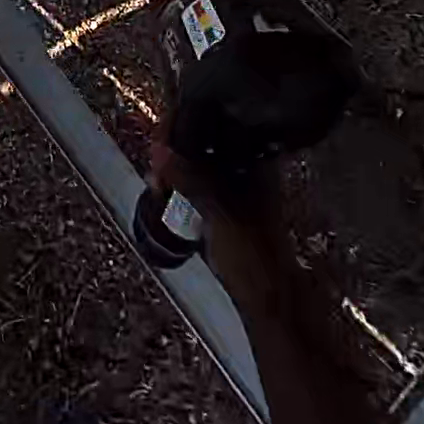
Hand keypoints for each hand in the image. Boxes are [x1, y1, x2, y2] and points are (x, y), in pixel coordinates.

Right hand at [150, 136, 290, 292]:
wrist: (268, 301)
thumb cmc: (252, 253)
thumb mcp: (218, 211)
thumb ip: (189, 178)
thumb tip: (158, 149)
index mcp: (254, 159)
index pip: (215, 121)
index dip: (185, 123)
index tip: (160, 138)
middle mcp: (245, 166)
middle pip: (202, 139)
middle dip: (174, 146)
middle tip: (154, 163)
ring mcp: (234, 186)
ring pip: (195, 161)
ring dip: (172, 166)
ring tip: (155, 180)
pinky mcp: (222, 205)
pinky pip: (194, 182)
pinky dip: (177, 183)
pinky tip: (162, 191)